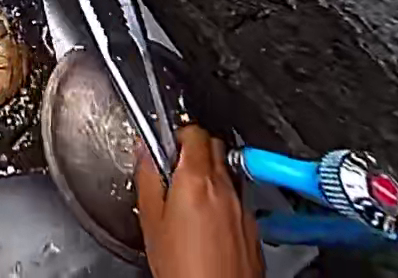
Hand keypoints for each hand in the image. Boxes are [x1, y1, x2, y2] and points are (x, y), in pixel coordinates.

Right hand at [137, 126, 263, 277]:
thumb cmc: (184, 270)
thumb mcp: (151, 219)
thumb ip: (147, 177)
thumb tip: (144, 152)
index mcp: (196, 179)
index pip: (194, 132)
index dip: (178, 132)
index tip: (167, 143)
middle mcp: (225, 189)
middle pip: (213, 146)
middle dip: (194, 148)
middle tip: (176, 165)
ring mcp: (243, 211)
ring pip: (227, 173)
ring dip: (209, 174)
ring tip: (189, 197)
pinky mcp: (253, 232)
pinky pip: (237, 201)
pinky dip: (223, 200)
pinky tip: (207, 223)